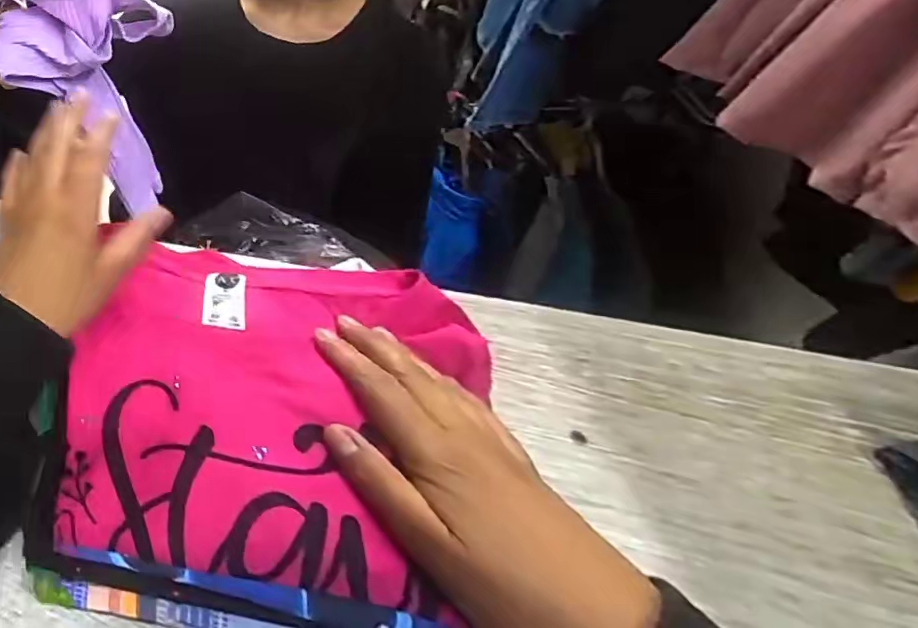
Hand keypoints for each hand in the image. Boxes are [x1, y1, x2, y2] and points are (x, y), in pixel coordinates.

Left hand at [0, 94, 170, 335]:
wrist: (11, 326)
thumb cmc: (67, 300)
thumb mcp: (109, 274)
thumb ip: (135, 239)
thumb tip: (163, 211)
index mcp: (75, 210)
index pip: (89, 159)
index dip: (101, 133)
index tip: (111, 113)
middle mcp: (47, 198)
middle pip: (57, 148)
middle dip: (69, 118)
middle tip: (79, 94)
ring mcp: (22, 205)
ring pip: (33, 157)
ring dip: (46, 131)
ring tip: (56, 110)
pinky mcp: (6, 218)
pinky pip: (11, 180)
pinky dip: (18, 161)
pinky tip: (21, 151)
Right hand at [316, 317, 658, 627]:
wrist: (597, 608)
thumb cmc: (500, 582)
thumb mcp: (430, 545)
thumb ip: (380, 485)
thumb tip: (334, 429)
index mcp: (436, 451)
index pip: (381, 392)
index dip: (349, 360)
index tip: (320, 333)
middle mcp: (461, 431)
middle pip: (409, 376)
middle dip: (373, 345)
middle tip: (343, 319)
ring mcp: (490, 439)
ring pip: (438, 381)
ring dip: (404, 354)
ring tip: (381, 333)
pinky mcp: (511, 453)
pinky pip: (467, 397)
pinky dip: (442, 376)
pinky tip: (441, 378)